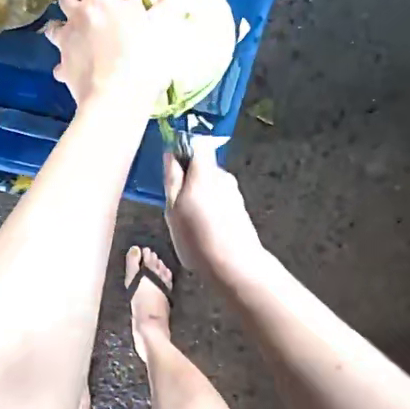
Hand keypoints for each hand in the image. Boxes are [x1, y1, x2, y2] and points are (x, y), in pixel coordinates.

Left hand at [43, 0, 185, 113]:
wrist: (119, 97)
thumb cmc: (145, 57)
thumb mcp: (165, 21)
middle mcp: (78, 16)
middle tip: (89, 5)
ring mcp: (67, 43)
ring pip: (53, 27)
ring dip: (62, 26)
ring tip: (78, 34)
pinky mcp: (64, 67)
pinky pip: (58, 62)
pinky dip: (65, 63)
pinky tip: (76, 68)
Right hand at [163, 139, 266, 281]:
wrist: (235, 265)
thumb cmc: (197, 236)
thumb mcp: (173, 208)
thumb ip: (172, 178)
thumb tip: (170, 153)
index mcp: (205, 172)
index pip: (197, 143)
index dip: (182, 150)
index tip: (171, 167)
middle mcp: (223, 176)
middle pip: (202, 166)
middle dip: (188, 178)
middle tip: (176, 204)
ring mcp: (233, 192)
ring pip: (209, 184)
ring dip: (198, 195)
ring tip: (190, 221)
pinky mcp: (239, 207)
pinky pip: (218, 199)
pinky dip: (209, 207)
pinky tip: (204, 229)